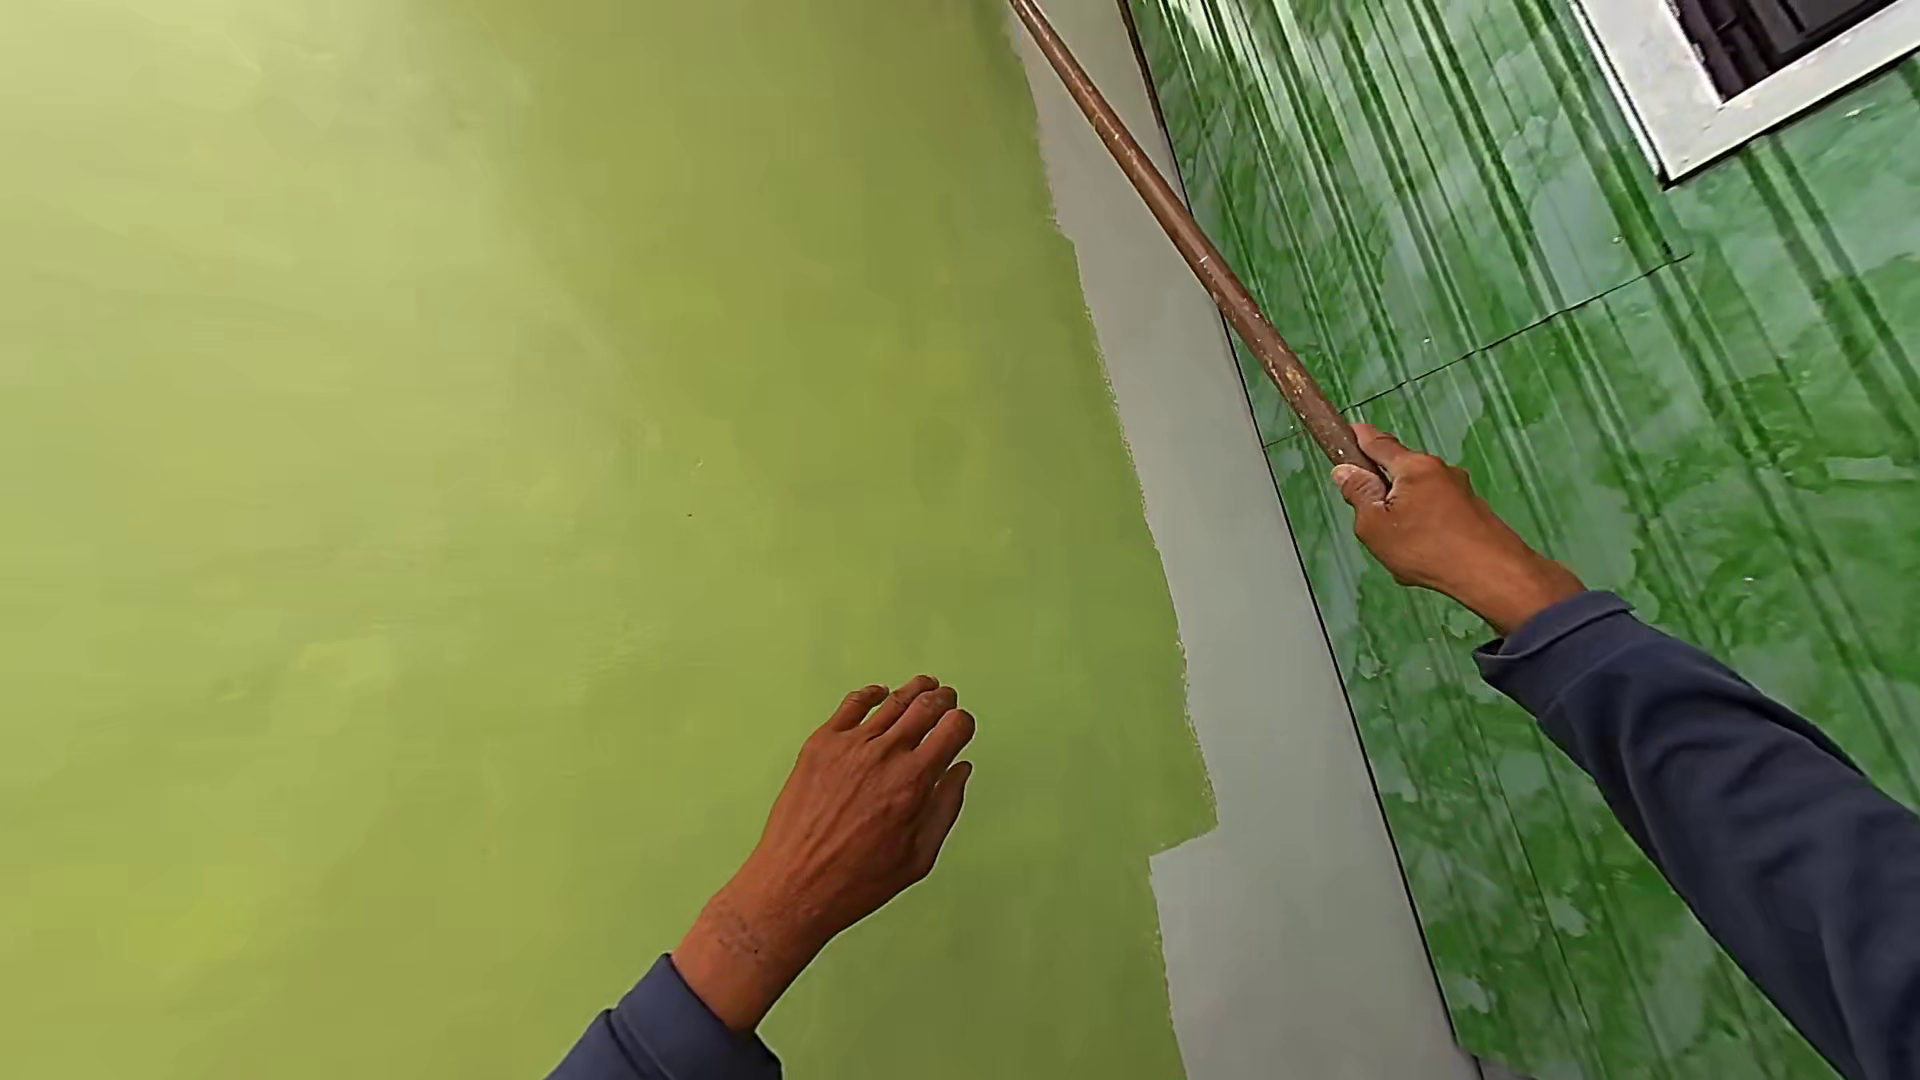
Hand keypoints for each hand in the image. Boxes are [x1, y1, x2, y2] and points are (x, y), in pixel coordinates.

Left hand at [672, 676, 975, 1031]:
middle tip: (947, 697)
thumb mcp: (918, 857)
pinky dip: (871, 693)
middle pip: (926, 705)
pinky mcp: (821, 743)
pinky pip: (852, 704)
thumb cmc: (855, 881)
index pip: (954, 727)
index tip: (961, 726)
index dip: (963, 723)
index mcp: (913, 781)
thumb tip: (960, 769)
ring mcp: (851, 744)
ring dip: (914, 689)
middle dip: (943, 699)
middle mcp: (885, 754)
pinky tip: (879, 692)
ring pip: (893, 700)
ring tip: (924, 685)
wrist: (793, 886)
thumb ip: (946, 807)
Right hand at [1332, 424, 1584, 636]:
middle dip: (1378, 486)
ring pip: (1414, 492)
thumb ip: (1358, 494)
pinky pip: (1432, 509)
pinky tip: (1416, 550)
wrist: (1493, 574)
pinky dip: (1418, 524)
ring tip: (1394, 542)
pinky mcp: (1471, 509)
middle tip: (1364, 514)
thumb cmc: (1427, 548)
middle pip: (1397, 470)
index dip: (1358, 437)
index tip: (1347, 431)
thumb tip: (1345, 472)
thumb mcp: (1373, 524)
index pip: (1378, 443)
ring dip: (1398, 509)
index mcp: (1413, 468)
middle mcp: (1439, 470)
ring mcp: (1459, 489)